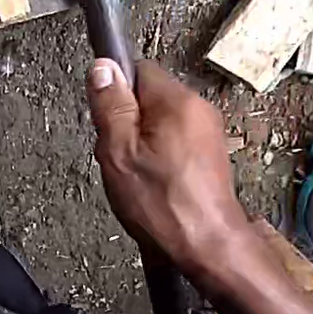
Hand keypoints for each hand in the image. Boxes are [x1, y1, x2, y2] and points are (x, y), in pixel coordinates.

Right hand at [88, 58, 255, 283]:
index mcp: (177, 101)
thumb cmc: (166, 206)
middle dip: (128, 124)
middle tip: (121, 157)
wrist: (208, 245)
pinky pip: (175, 142)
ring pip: (160, 123)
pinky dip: (160, 159)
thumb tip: (103, 68)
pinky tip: (155, 185)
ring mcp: (208, 132)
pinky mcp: (210, 155)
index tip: (108, 123)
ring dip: (142, 144)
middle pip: (149, 98)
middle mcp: (199, 109)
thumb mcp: (120, 153)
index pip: (137, 70)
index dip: (115, 95)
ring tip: (139, 176)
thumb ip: (111, 107)